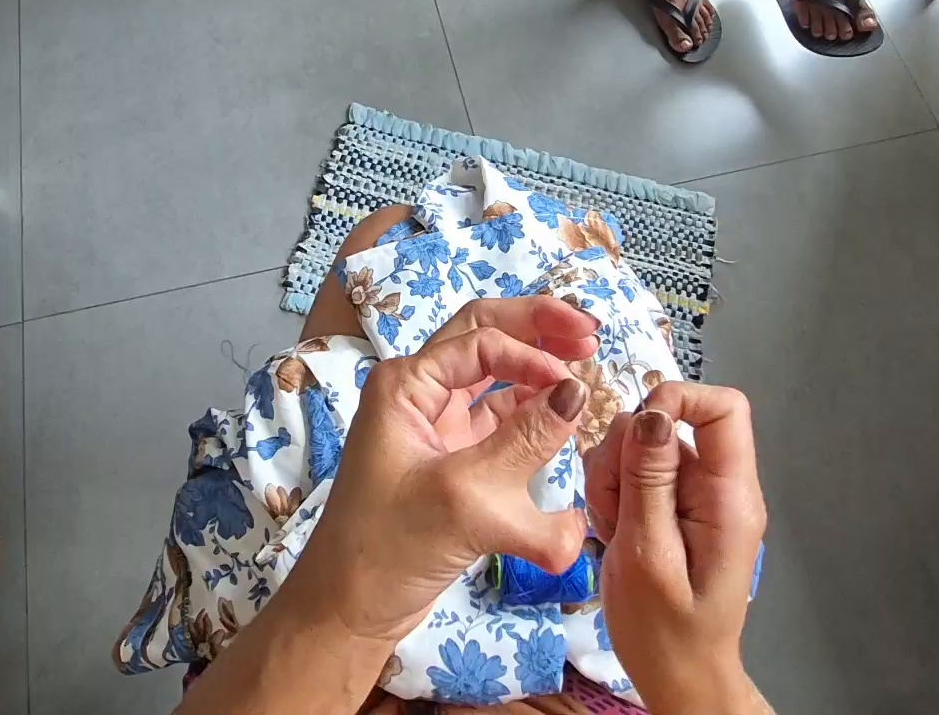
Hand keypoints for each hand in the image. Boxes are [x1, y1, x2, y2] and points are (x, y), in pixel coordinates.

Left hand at [286, 296, 601, 643]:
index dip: (533, 356)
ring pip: (493, 376)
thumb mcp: (463, 494)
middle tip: (588, 329)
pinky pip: (499, 422)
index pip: (481, 342)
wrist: (349, 611)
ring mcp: (437, 425)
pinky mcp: (454, 459)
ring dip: (535, 365)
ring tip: (582, 356)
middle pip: (484, 336)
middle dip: (535, 326)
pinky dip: (530, 415)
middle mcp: (420, 392)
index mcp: (407, 383)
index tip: (575, 386)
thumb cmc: (389, 545)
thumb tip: (577, 391)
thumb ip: (525, 442)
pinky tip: (562, 419)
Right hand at [585, 383, 769, 714]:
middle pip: (665, 423)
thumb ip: (648, 481)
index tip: (634, 433)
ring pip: (638, 442)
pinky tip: (613, 529)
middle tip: (612, 507)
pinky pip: (630, 467)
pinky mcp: (667, 500)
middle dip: (623, 453)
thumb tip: (653, 414)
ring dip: (611, 476)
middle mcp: (714, 483)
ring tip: (613, 528)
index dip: (678, 399)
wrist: (675, 677)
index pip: (724, 407)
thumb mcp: (647, 555)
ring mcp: (690, 491)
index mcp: (728, 496)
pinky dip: (611, 490)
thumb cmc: (665, 630)